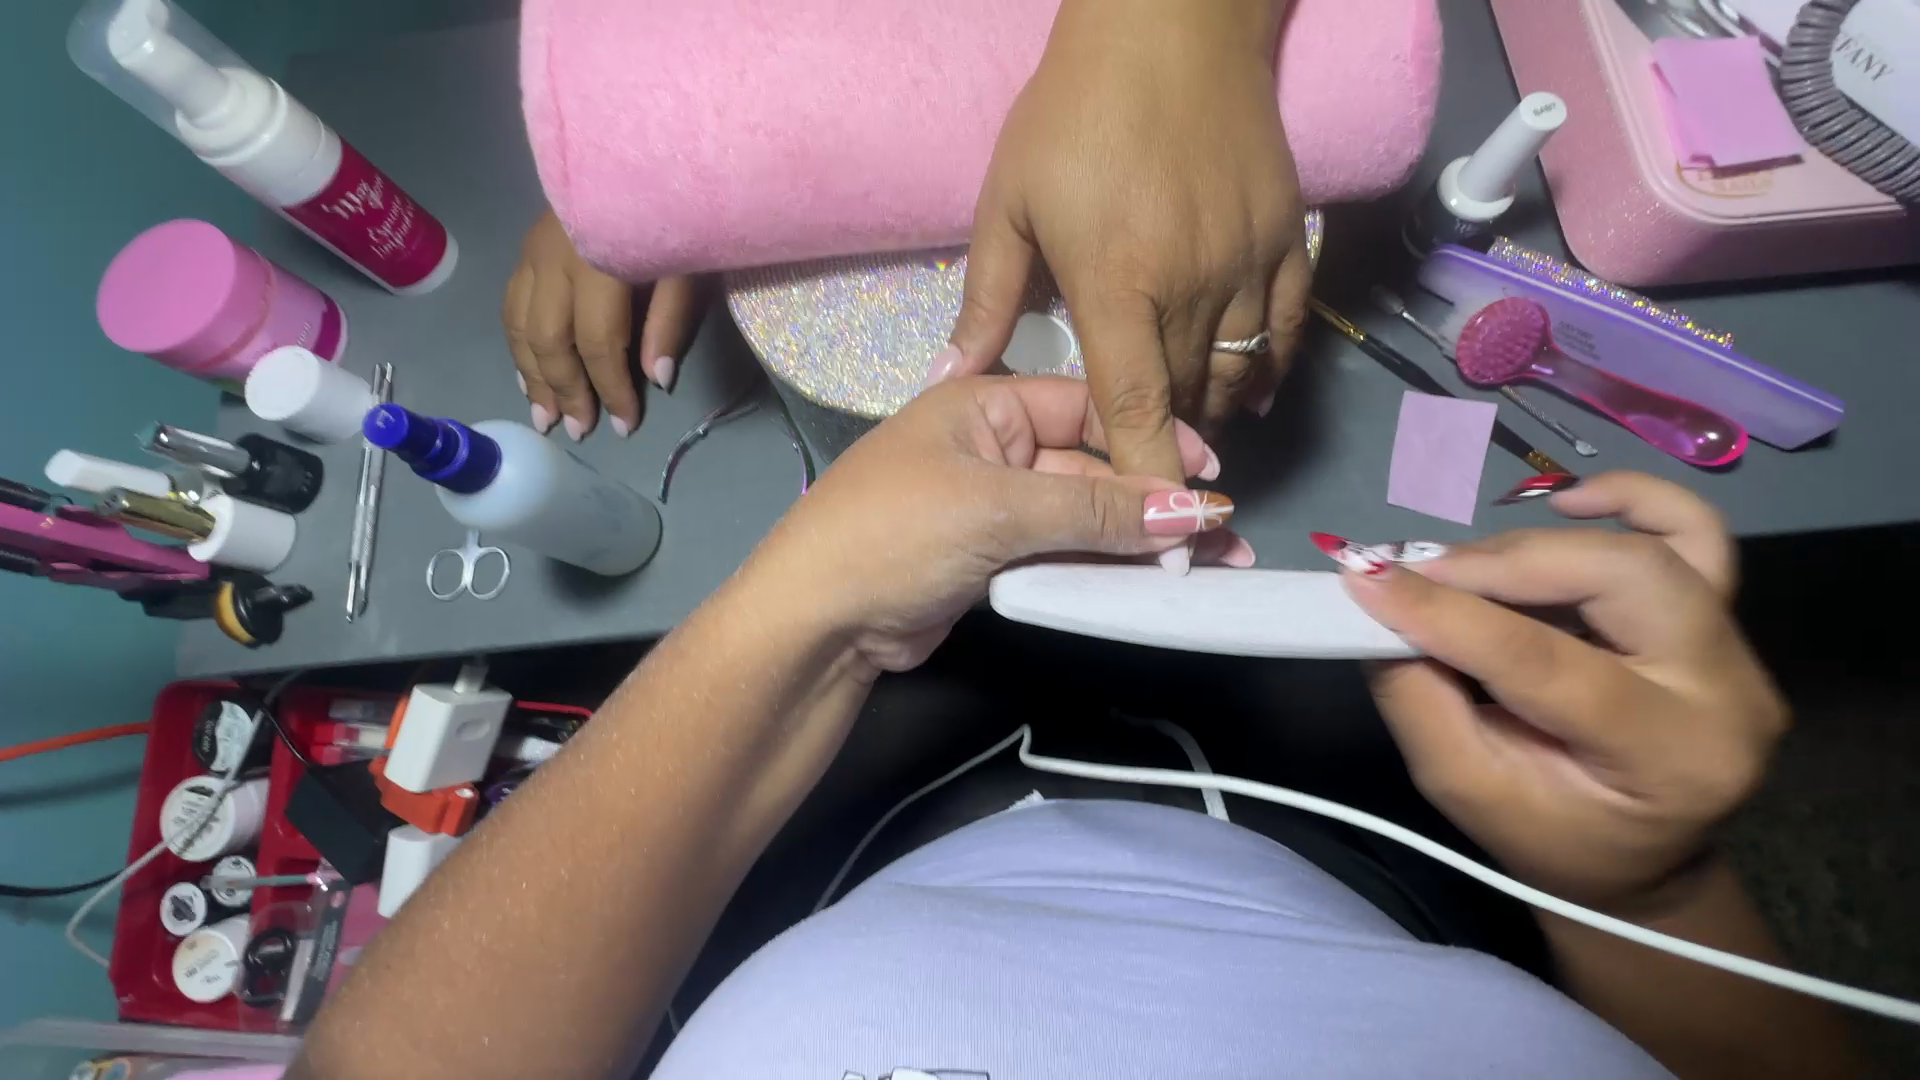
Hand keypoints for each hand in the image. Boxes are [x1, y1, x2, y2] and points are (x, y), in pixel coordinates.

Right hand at [502, 208, 707, 439]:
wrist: (642, 151)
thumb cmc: (677, 211)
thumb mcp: (687, 266)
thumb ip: (668, 323)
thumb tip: (655, 381)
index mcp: (597, 264)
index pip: (597, 344)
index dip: (609, 388)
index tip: (623, 426)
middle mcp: (553, 260)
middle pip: (549, 340)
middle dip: (564, 391)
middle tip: (577, 432)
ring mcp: (533, 251)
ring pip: (520, 325)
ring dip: (532, 375)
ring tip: (545, 416)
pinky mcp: (527, 247)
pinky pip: (513, 304)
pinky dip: (520, 344)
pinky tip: (528, 373)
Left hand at [747, 377, 1248, 675]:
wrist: (819, 622)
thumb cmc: (897, 534)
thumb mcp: (997, 509)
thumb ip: (1095, 511)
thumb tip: (1193, 511)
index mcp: (986, 406)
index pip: (1088, 407)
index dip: (1150, 438)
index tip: (1211, 475)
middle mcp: (995, 448)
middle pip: (1093, 468)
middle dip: (1154, 502)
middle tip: (1223, 537)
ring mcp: (995, 508)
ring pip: (1083, 519)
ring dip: (1138, 542)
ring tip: (1208, 567)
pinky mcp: (995, 560)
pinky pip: (1061, 555)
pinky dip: (1103, 569)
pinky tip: (1152, 583)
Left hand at [937, 0, 1310, 481]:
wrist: (1169, 23)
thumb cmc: (1071, 119)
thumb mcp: (1007, 207)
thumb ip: (986, 304)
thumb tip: (950, 377)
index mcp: (1117, 289)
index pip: (1132, 410)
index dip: (1140, 479)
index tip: (1150, 531)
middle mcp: (1192, 289)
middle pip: (1182, 404)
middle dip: (1164, 452)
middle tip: (1147, 485)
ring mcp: (1248, 264)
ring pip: (1233, 376)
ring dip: (1206, 417)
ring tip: (1182, 441)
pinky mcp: (1288, 241)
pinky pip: (1284, 331)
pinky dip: (1263, 373)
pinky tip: (1243, 396)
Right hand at [1344, 473, 1785, 912]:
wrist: (1630, 853)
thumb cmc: (1541, 829)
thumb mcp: (1458, 783)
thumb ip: (1414, 695)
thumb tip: (1377, 607)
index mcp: (1664, 756)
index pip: (1543, 659)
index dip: (1443, 612)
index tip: (1361, 579)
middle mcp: (1725, 691)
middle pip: (1619, 576)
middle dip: (1497, 565)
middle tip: (1417, 575)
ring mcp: (1731, 645)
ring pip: (1642, 548)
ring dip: (1527, 547)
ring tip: (1456, 570)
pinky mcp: (1716, 616)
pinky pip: (1695, 533)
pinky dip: (1631, 500)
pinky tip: (1568, 500)